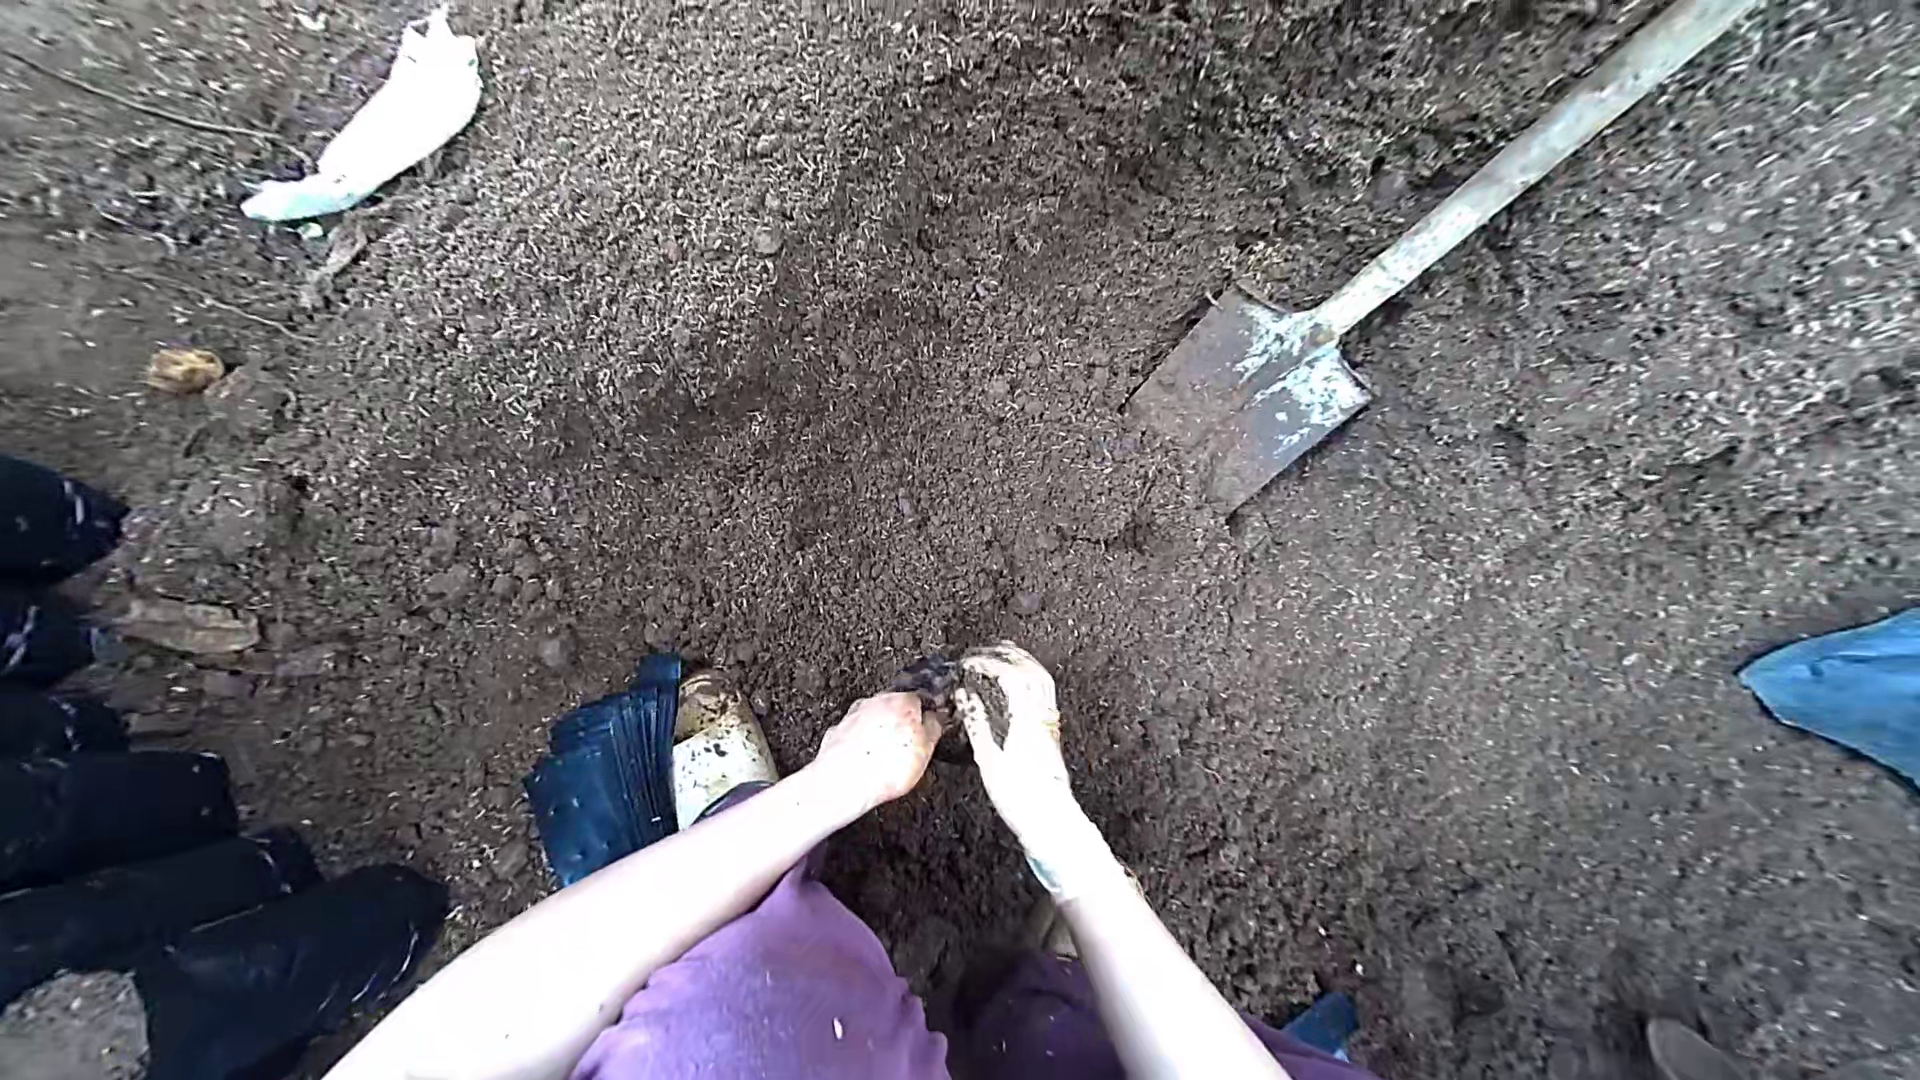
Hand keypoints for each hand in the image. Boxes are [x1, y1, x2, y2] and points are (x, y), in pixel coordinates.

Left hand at [809, 692, 942, 815]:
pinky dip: (861, 744)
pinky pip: (856, 734)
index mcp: (901, 701)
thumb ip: (934, 728)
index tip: (925, 731)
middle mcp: (875, 702)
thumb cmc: (883, 768)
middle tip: (906, 749)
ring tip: (885, 759)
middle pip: (894, 707)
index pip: (919, 700)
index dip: (924, 717)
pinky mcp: (838, 731)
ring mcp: (855, 715)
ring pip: (873, 720)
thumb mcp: (926, 750)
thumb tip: (937, 719)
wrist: (844, 783)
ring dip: (880, 733)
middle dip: (900, 724)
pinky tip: (866, 761)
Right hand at [956, 643, 1123, 898]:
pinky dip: (1029, 676)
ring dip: (1020, 661)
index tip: (969, 661)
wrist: (1050, 820)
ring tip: (1001, 656)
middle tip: (982, 650)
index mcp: (1026, 719)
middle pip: (1030, 669)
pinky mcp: (1051, 729)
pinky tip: (1018, 683)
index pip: (1010, 674)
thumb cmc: (1022, 798)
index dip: (988, 661)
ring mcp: (1049, 721)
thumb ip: (977, 722)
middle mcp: (1041, 715)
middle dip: (1005, 654)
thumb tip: (964, 695)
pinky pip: (1043, 690)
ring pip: (1040, 677)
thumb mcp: (989, 760)